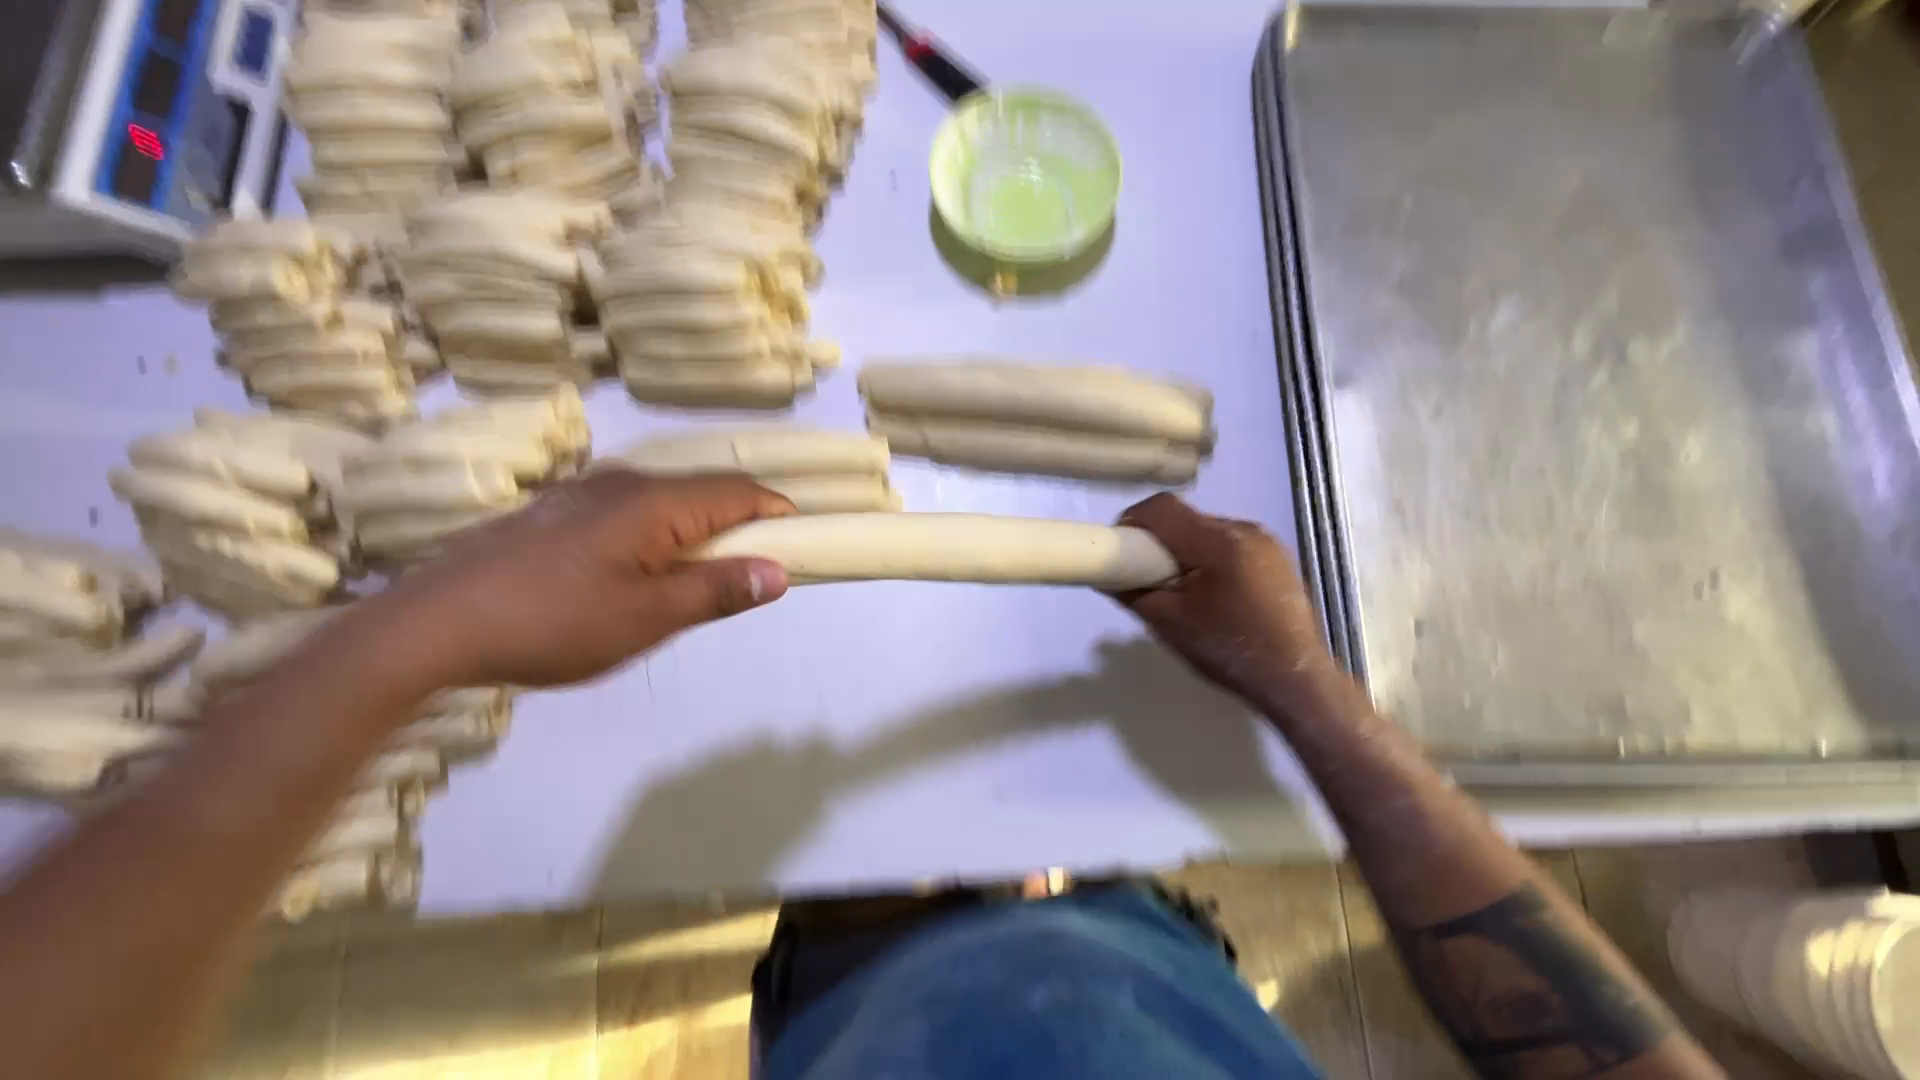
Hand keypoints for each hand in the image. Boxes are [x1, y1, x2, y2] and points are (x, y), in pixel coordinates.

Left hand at [381, 470, 795, 688]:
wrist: (431, 624)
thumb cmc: (552, 623)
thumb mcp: (646, 618)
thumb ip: (716, 591)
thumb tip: (779, 571)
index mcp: (652, 503)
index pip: (737, 491)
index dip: (776, 511)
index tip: (801, 540)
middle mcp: (620, 484)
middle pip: (701, 492)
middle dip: (737, 524)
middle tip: (750, 571)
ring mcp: (580, 495)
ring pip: (661, 503)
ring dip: (693, 531)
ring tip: (694, 579)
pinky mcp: (552, 514)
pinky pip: (625, 513)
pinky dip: (653, 535)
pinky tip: (632, 574)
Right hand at [1115, 494, 1335, 707]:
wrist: (1295, 678)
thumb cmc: (1227, 650)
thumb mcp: (1168, 624)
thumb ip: (1132, 593)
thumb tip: (1105, 576)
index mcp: (1217, 542)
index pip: (1162, 508)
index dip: (1133, 520)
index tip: (1120, 548)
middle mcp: (1244, 529)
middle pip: (1186, 519)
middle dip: (1160, 541)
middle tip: (1147, 577)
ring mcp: (1266, 541)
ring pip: (1208, 531)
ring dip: (1187, 551)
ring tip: (1183, 591)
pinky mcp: (1278, 556)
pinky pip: (1231, 544)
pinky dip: (1211, 559)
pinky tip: (1214, 594)